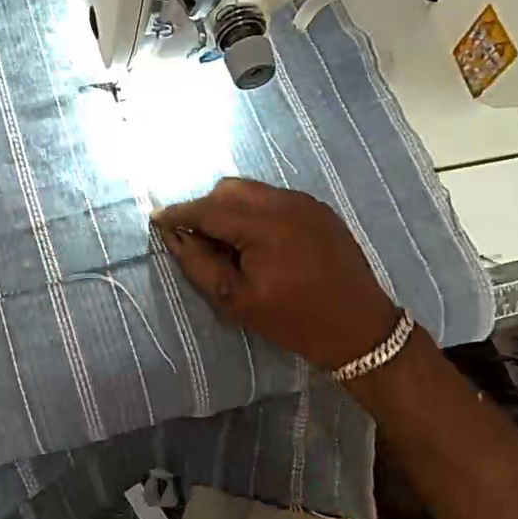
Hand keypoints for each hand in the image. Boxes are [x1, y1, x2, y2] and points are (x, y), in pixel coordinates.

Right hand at [152, 177, 400, 371]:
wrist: (360, 328)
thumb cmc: (294, 320)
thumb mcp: (237, 300)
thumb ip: (198, 264)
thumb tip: (174, 236)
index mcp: (264, 224)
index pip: (208, 209)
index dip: (179, 214)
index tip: (156, 219)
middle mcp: (285, 202)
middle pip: (228, 190)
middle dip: (205, 209)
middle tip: (197, 241)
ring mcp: (305, 202)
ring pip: (250, 190)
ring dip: (229, 208)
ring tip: (228, 243)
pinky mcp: (318, 209)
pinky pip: (273, 198)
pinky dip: (253, 211)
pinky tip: (257, 242)